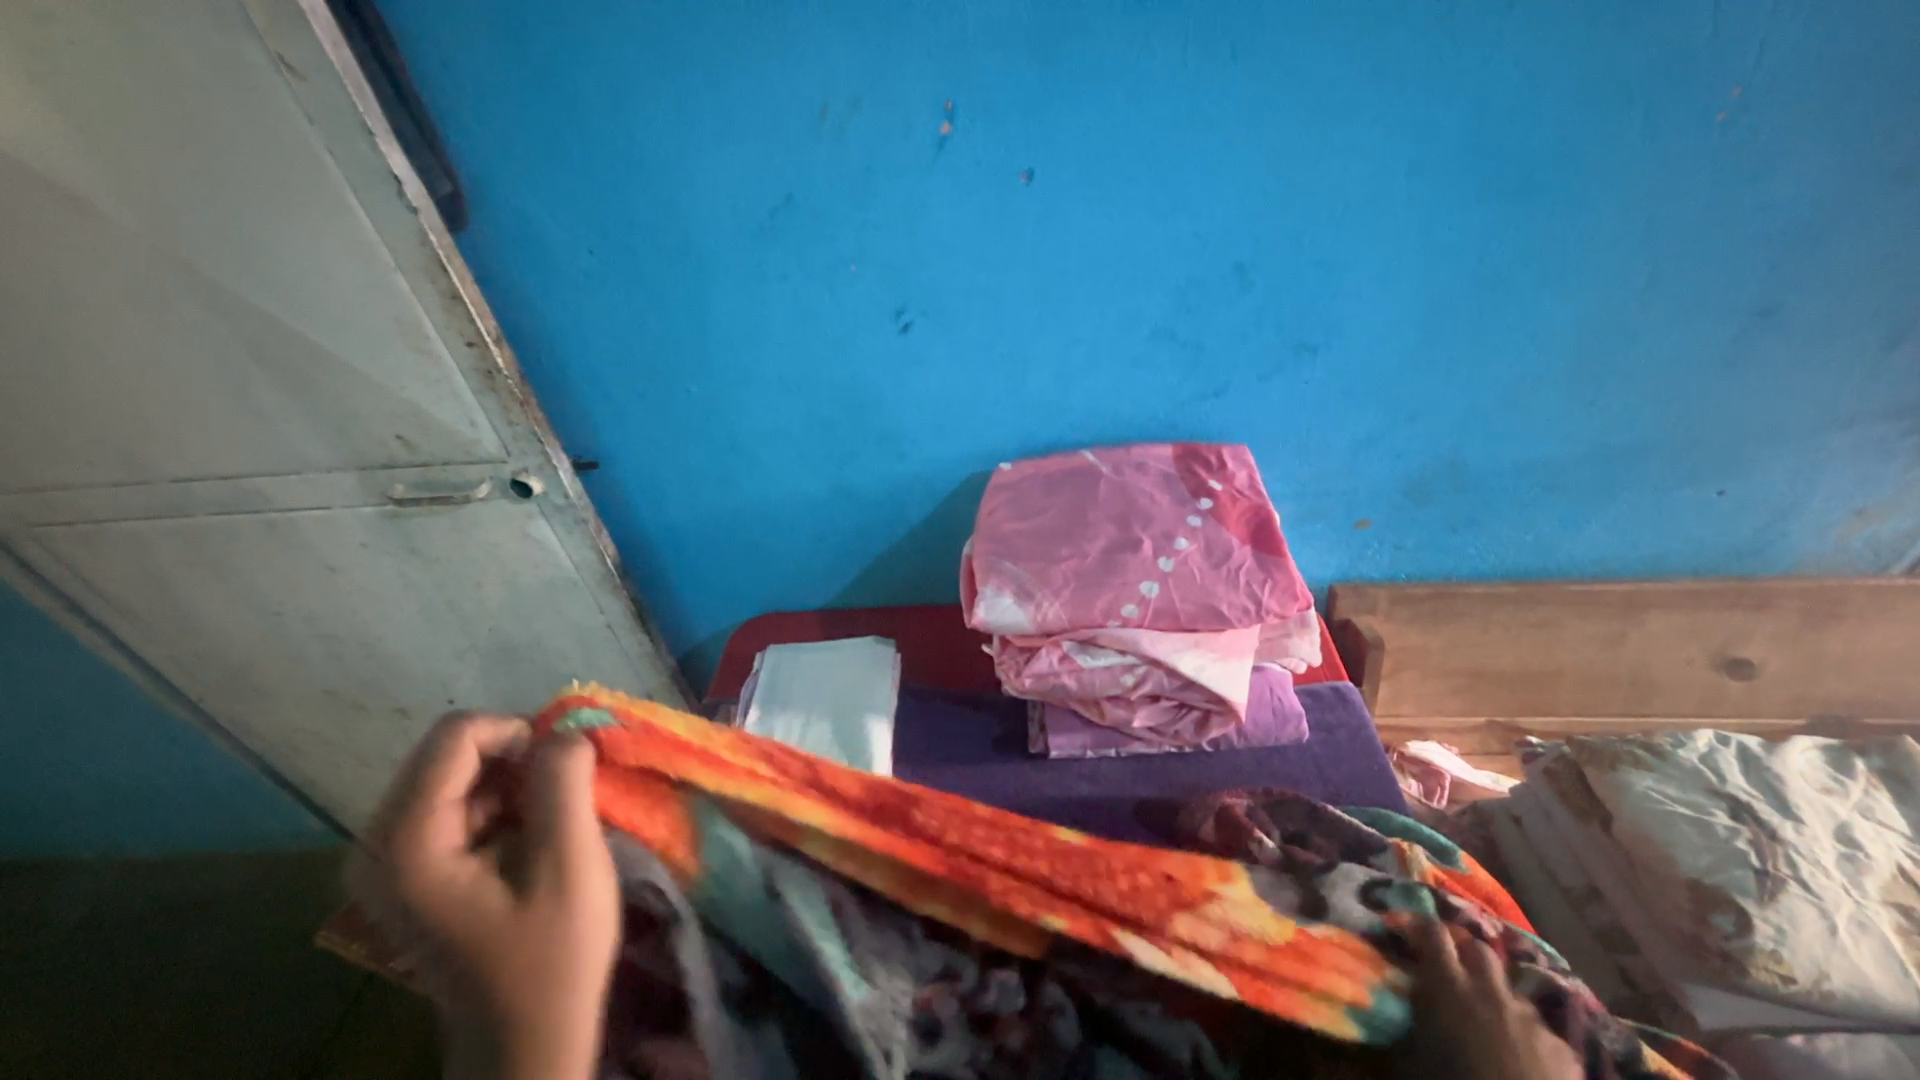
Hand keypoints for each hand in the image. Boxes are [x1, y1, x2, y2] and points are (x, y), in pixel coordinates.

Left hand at [346, 713, 619, 1079]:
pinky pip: (453, 806)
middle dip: (517, 759)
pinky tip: (532, 843)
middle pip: (450, 752)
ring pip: (455, 776)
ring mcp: (387, 861)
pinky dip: (500, 807)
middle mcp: (376, 845)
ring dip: (513, 784)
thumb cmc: (551, 959)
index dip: (521, 735)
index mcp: (406, 843)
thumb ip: (564, 783)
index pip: (456, 736)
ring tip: (555, 823)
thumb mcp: (570, 864)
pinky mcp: (407, 874)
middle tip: (565, 799)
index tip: (568, 771)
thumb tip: (564, 733)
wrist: (524, 1043)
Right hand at [1395, 919, 1581, 1079]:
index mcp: (1447, 987)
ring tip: (1487, 1021)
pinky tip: (1521, 1058)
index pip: (1432, 932)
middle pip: (1478, 949)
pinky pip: (1540, 1030)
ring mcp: (1531, 1019)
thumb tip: (1381, 1003)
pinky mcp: (1563, 1049)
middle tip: (1449, 968)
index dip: (1419, 924)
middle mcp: (1491, 992)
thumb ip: (1401, 1022)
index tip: (1405, 928)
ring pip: (1511, 991)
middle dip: (1463, 952)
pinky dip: (1525, 1036)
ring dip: (1495, 997)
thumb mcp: (1409, 1056)